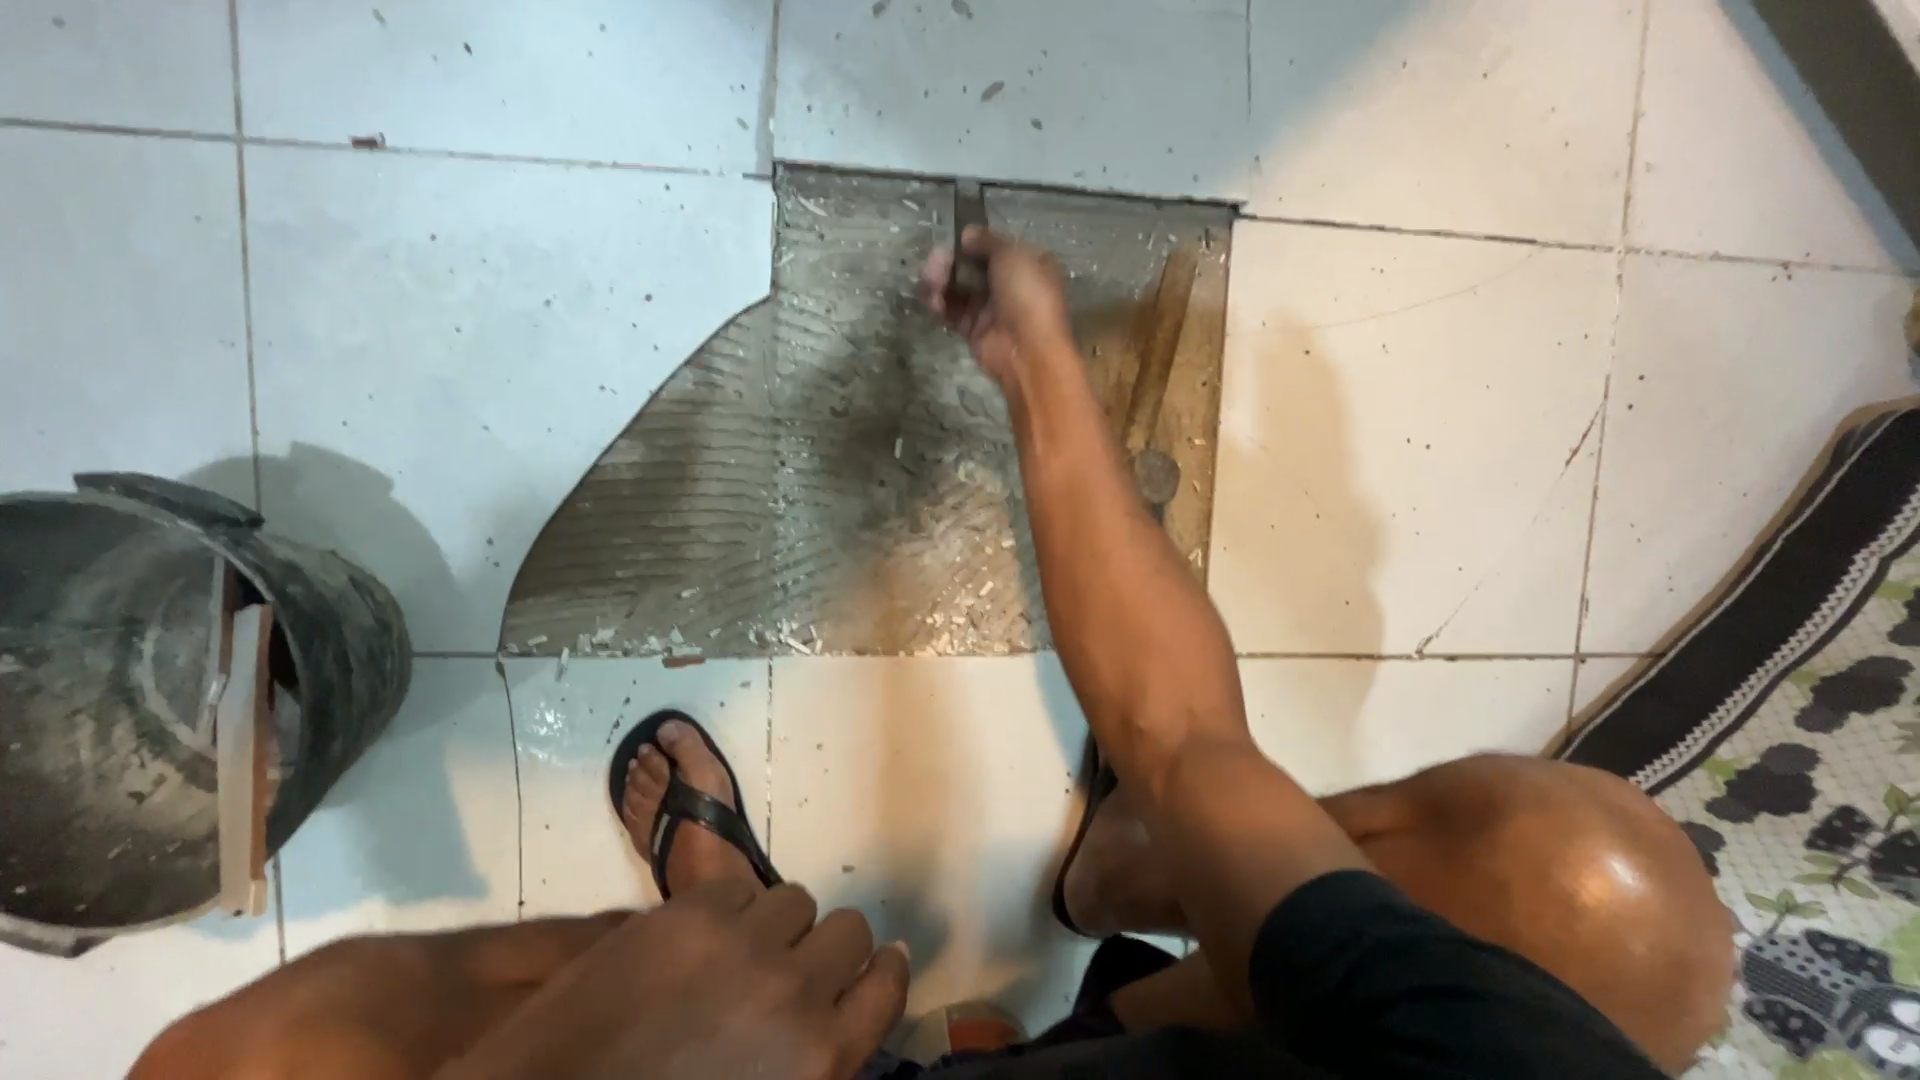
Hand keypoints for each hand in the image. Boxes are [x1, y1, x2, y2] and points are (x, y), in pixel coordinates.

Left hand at [441, 881, 910, 1079]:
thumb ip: (815, 1057)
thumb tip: (841, 1006)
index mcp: (818, 1058)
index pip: (888, 985)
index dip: (884, 969)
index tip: (875, 963)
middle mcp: (794, 991)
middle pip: (851, 929)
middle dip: (829, 948)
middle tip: (794, 966)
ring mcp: (740, 944)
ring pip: (797, 899)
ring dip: (778, 926)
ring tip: (739, 953)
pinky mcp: (688, 913)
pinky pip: (740, 887)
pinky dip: (729, 911)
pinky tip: (698, 943)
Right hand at [920, 226, 1075, 388]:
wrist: (1028, 350)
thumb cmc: (1027, 295)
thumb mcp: (1012, 255)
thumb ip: (987, 240)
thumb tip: (967, 233)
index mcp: (1025, 261)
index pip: (991, 245)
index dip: (970, 242)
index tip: (956, 240)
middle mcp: (1007, 282)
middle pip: (968, 264)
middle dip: (947, 262)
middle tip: (935, 265)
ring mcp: (989, 307)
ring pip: (955, 286)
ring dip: (938, 282)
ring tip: (931, 286)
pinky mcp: (972, 329)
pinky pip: (950, 311)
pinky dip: (938, 304)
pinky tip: (933, 303)